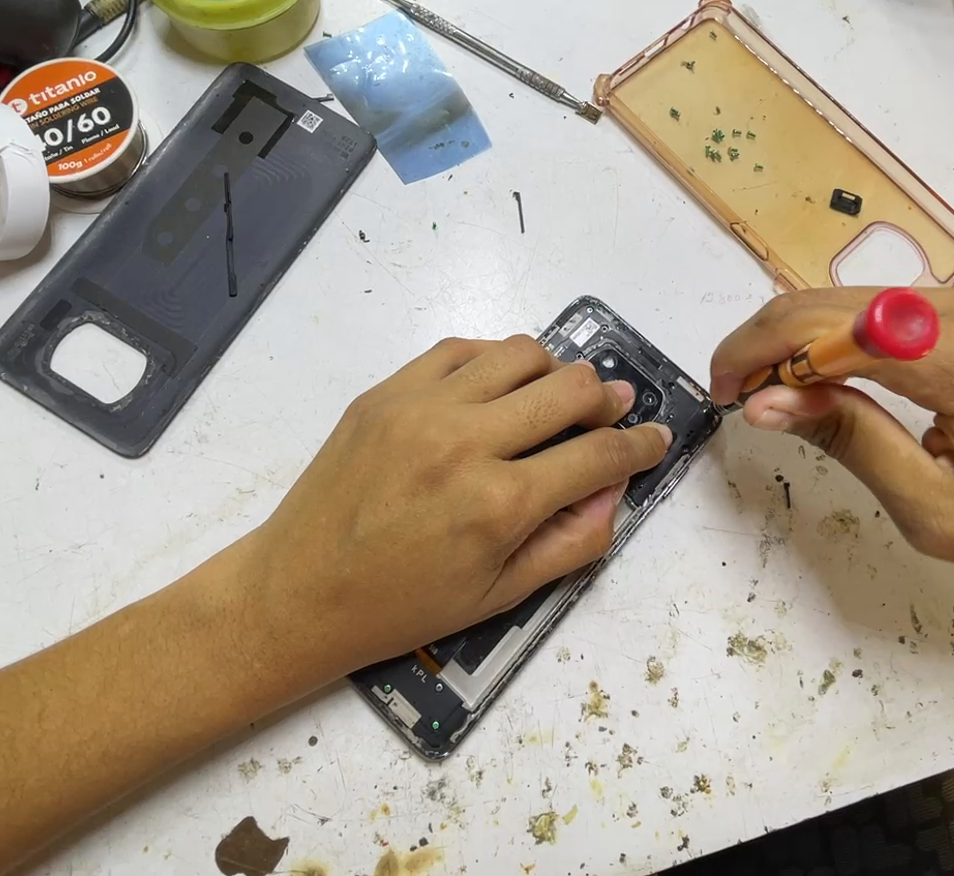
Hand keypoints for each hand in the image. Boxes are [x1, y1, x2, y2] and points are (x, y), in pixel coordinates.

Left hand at [236, 335, 671, 678]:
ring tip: (549, 400)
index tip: (655, 436)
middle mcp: (467, 440)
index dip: (640, 444)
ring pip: (521, 352)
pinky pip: (461, 347)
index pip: (598, 455)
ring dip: (553, 372)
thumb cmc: (403, 606)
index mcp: (500, 504)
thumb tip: (614, 488)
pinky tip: (496, 388)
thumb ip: (572, 541)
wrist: (298, 589)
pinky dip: (494, 361)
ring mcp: (422, 405)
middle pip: (572, 387)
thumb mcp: (499, 596)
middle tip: (607, 415)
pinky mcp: (388, 389)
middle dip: (606, 400)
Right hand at [710, 280, 953, 624]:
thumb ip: (847, 439)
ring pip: (863, 300)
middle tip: (740, 396)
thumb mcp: (938, 512)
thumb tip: (761, 402)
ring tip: (787, 395)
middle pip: (833, 300)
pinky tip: (844, 377)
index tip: (719, 392)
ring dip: (808, 340)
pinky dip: (854, 337)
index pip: (820, 326)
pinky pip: (903, 309)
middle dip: (770, 343)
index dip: (753, 352)